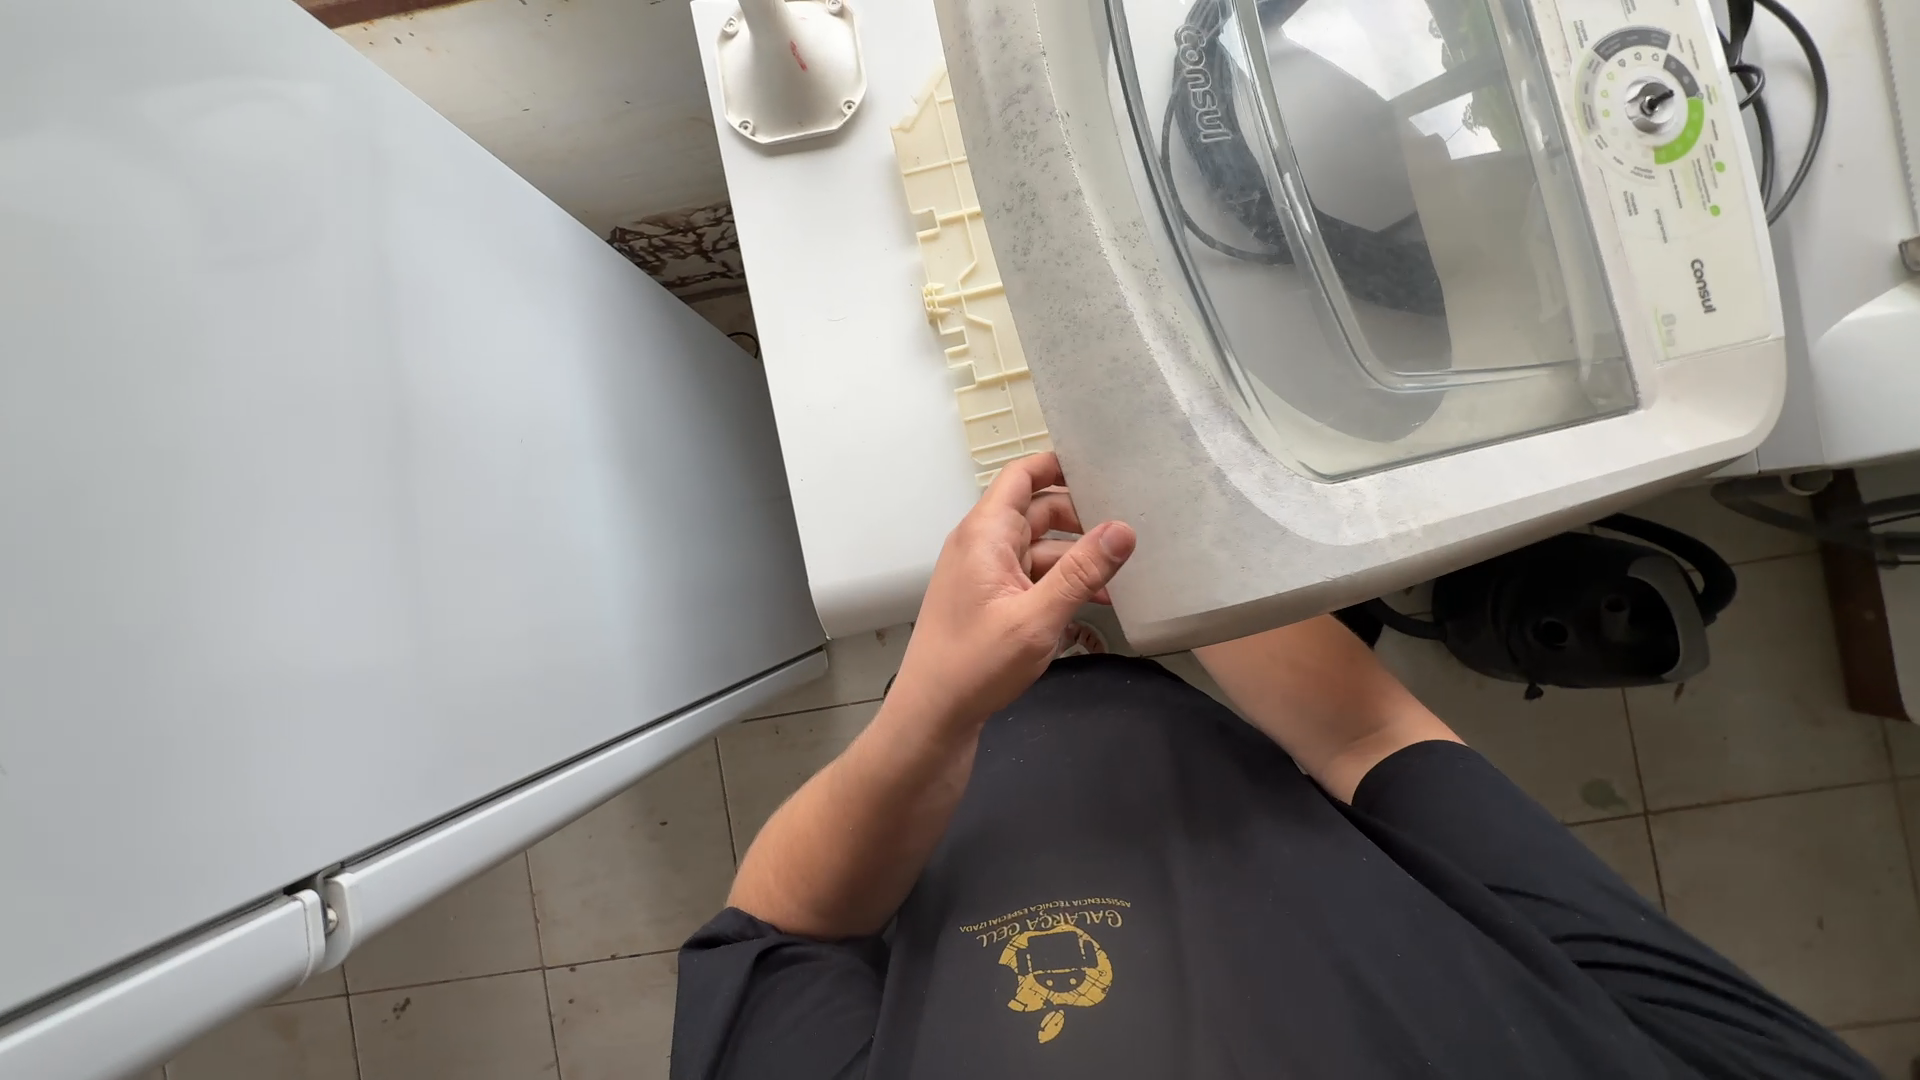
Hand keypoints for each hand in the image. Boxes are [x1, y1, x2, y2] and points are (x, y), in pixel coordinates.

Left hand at [888, 453, 1135, 727]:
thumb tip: (1123, 529)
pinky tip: (1094, 603)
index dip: (1059, 464)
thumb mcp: (1037, 618)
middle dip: (1081, 518)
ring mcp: (984, 573)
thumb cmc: (975, 664)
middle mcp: (981, 545)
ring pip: (1039, 548)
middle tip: (1129, 530)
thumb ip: (1081, 572)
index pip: (1022, 475)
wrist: (933, 716)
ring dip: (1076, 559)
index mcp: (984, 534)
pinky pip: (1031, 577)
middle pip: (1037, 511)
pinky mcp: (989, 600)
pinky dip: (1060, 583)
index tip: (1104, 468)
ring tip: (1121, 576)